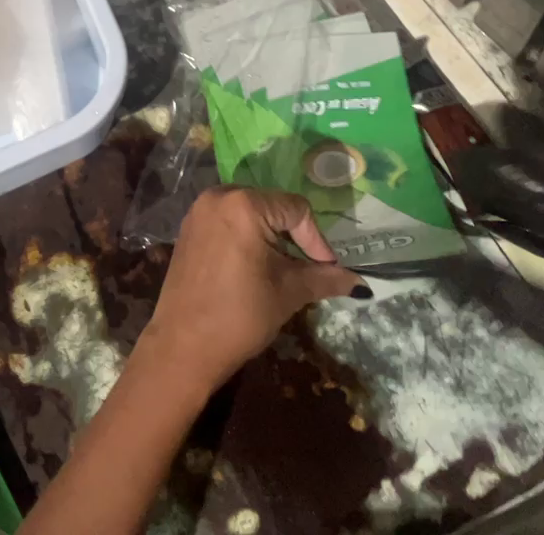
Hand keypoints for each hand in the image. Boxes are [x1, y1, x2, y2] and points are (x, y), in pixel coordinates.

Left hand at [139, 186, 365, 388]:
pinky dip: (245, 237)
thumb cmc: (240, 315)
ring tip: (281, 268)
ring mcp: (198, 211)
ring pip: (248, 213)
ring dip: (269, 236)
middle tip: (306, 267)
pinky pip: (226, 221)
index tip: (326, 269)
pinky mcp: (187, 228)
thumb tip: (360, 282)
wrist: (183, 346)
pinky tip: (252, 266)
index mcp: (244, 205)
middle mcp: (217, 197)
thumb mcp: (288, 292)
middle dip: (292, 236)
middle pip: (271, 206)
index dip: (316, 240)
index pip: (296, 209)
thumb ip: (324, 278)